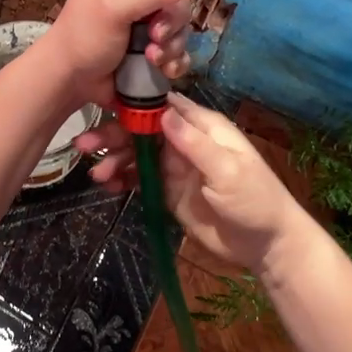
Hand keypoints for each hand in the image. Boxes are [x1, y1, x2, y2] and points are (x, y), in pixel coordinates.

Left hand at [32, 0, 201, 108]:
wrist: (69, 81)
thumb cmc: (83, 37)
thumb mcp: (112, 7)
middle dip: (172, 17)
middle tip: (154, 34)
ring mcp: (147, 19)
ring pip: (181, 23)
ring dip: (172, 43)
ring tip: (150, 57)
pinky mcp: (153, 46)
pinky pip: (179, 48)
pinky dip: (175, 59)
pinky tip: (163, 70)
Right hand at [75, 94, 319, 276]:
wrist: (266, 247)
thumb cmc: (255, 201)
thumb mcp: (228, 170)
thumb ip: (194, 143)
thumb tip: (162, 112)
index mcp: (202, 127)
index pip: (163, 106)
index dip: (134, 104)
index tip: (105, 106)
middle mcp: (183, 141)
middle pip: (141, 130)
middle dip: (113, 135)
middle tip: (85, 144)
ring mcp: (173, 166)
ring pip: (135, 154)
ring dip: (113, 159)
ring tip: (96, 173)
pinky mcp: (167, 190)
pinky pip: (139, 179)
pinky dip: (121, 180)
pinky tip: (107, 185)